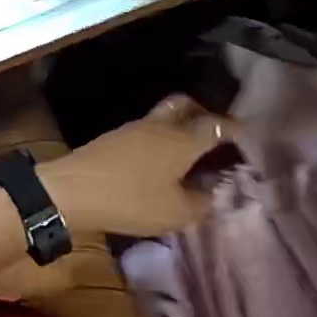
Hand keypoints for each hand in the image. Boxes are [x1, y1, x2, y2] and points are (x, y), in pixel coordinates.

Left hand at [39, 95, 230, 238]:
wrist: (72, 190)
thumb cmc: (131, 200)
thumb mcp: (175, 213)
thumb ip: (200, 202)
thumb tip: (211, 192)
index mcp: (183, 139)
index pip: (217, 125)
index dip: (233, 129)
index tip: (244, 137)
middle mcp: (161, 125)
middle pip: (186, 104)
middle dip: (203, 113)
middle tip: (212, 134)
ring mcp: (134, 128)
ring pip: (164, 115)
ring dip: (178, 126)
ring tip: (186, 152)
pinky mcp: (114, 138)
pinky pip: (146, 129)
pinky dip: (158, 139)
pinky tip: (158, 161)